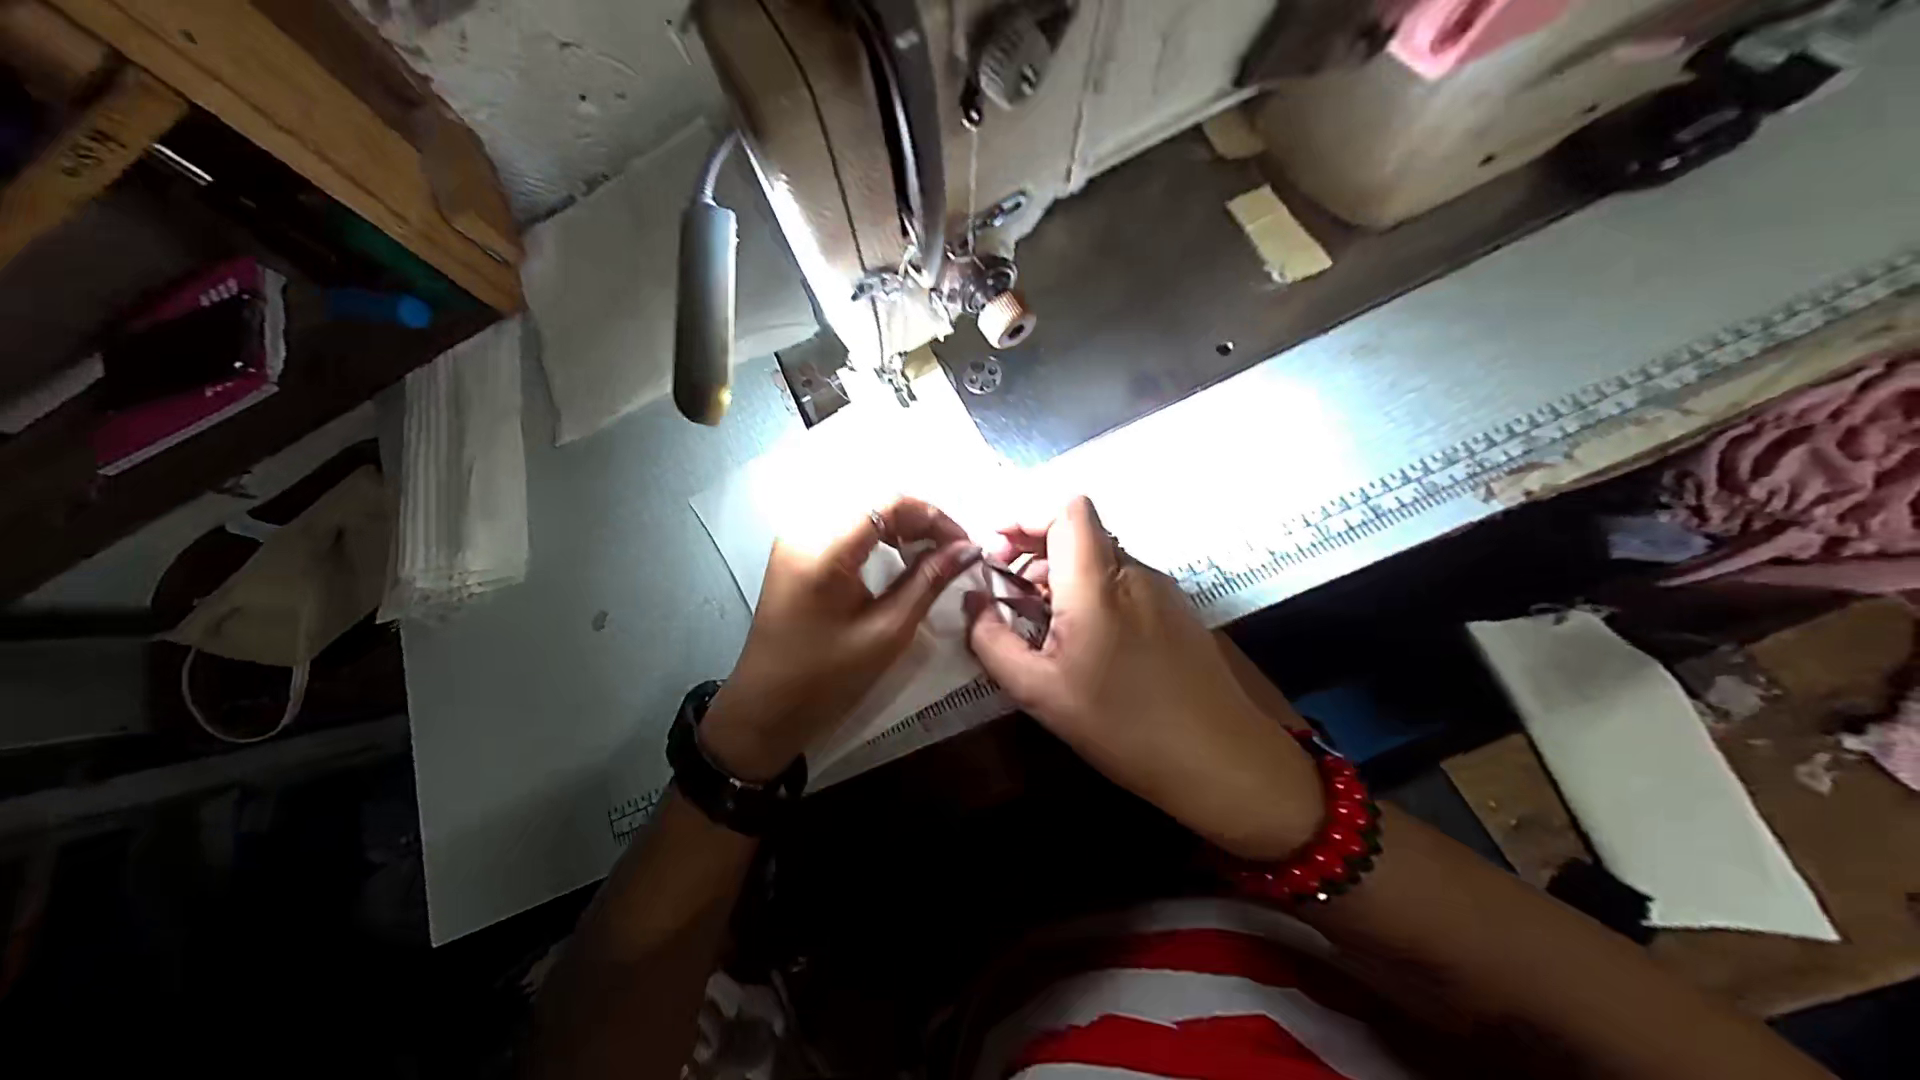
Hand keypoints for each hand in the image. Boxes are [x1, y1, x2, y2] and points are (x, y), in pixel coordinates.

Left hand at [702, 496, 980, 780]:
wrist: (766, 706)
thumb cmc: (827, 678)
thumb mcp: (887, 632)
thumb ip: (927, 581)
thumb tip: (967, 549)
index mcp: (823, 550)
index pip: (888, 503)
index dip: (933, 516)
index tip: (964, 543)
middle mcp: (803, 529)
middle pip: (874, 498)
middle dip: (919, 518)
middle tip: (951, 548)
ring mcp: (794, 536)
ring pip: (860, 505)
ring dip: (899, 522)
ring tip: (930, 551)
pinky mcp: (794, 547)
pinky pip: (843, 521)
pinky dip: (876, 529)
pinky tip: (897, 551)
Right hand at [964, 496, 1323, 859]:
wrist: (1220, 759)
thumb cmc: (1122, 725)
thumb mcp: (1038, 691)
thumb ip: (992, 640)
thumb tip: (973, 603)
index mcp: (1097, 582)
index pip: (1069, 510)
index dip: (1027, 519)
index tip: (997, 553)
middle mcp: (1133, 571)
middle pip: (1080, 533)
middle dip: (1035, 552)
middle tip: (1006, 592)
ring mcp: (1161, 589)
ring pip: (1101, 559)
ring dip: (1061, 576)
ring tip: (1038, 622)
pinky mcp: (1176, 610)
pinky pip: (1123, 582)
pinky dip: (1092, 593)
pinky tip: (1082, 640)